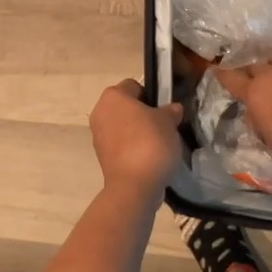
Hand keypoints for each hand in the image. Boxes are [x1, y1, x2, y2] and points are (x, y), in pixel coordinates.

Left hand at [89, 79, 184, 195]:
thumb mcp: (168, 122)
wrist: (134, 186)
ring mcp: (98, 136)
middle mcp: (100, 112)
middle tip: (163, 127)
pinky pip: (121, 145)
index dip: (151, 96)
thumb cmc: (150, 143)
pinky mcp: (102, 157)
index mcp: (113, 96)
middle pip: (126, 107)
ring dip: (137, 132)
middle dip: (144, 115)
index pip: (134, 86)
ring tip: (158, 145)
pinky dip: (132, 148)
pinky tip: (148, 158)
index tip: (164, 110)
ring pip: (123, 126)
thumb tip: (174, 109)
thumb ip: (170, 111)